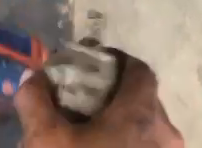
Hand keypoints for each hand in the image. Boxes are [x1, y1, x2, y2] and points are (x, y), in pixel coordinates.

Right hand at [15, 54, 183, 147]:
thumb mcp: (42, 138)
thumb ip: (35, 97)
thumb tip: (34, 80)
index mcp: (141, 117)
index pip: (140, 71)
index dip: (116, 61)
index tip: (91, 64)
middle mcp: (166, 141)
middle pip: (144, 103)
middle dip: (115, 97)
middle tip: (85, 102)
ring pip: (148, 135)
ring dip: (122, 128)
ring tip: (90, 135)